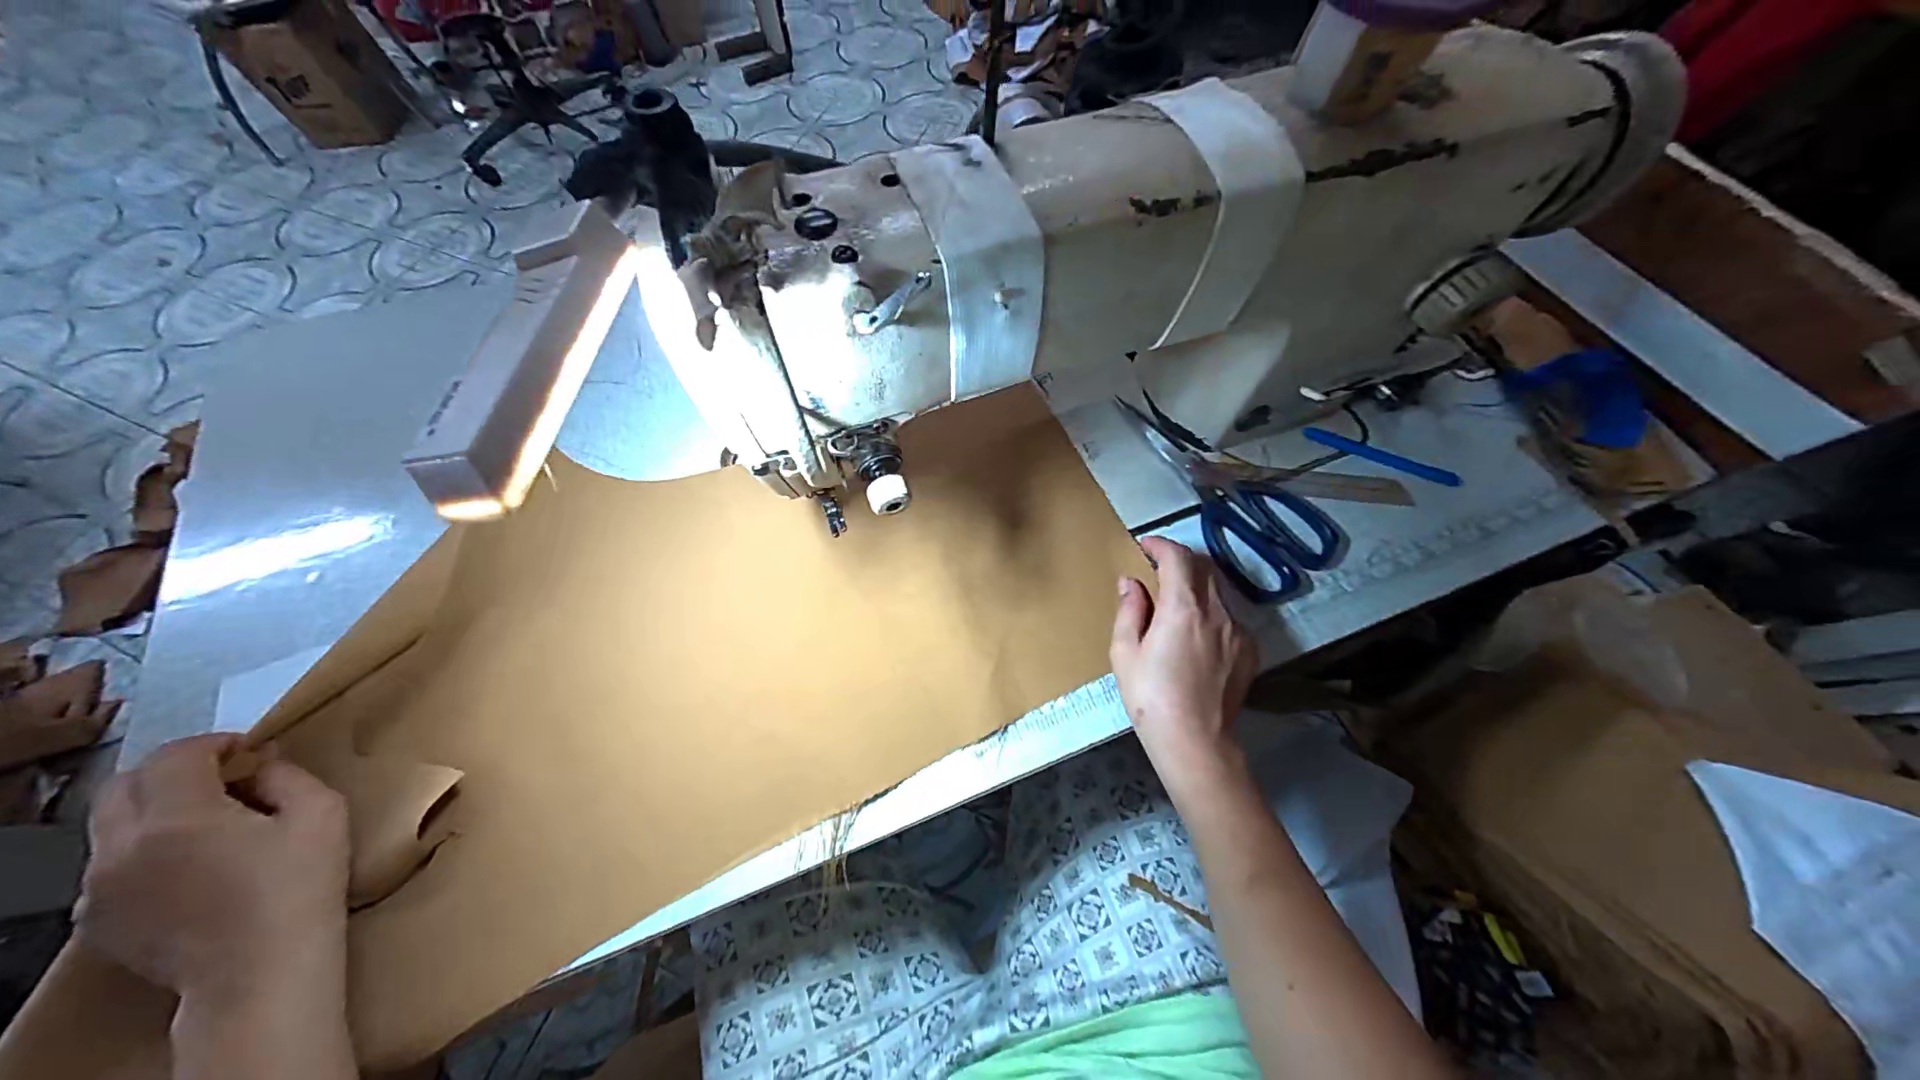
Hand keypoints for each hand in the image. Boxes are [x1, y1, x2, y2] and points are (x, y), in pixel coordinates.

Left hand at [77, 734, 349, 1005]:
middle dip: (174, 770)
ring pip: (111, 825)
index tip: (250, 751)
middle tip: (225, 778)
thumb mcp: (322, 813)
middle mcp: (120, 849)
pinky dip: (145, 849)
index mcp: (177, 818)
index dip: (215, 743)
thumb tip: (262, 762)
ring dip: (157, 809)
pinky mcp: (95, 920)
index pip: (175, 756)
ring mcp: (97, 889)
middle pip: (124, 784)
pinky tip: (192, 865)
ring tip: (211, 824)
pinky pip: (110, 865)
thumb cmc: (300, 885)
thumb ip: (288, 776)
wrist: (258, 970)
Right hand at [1110, 537, 1257, 787]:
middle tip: (1157, 569)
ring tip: (1174, 606)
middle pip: (1203, 568)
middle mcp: (1217, 612)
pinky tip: (1196, 637)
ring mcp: (1238, 631)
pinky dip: (1211, 615)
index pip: (1178, 558)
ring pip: (1217, 594)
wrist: (1195, 741)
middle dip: (1179, 561)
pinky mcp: (1250, 651)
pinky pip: (1229, 619)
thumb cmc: (1150, 697)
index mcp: (1183, 607)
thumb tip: (1131, 583)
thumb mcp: (1124, 652)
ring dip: (1195, 588)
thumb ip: (1129, 610)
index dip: (1161, 545)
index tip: (1146, 546)